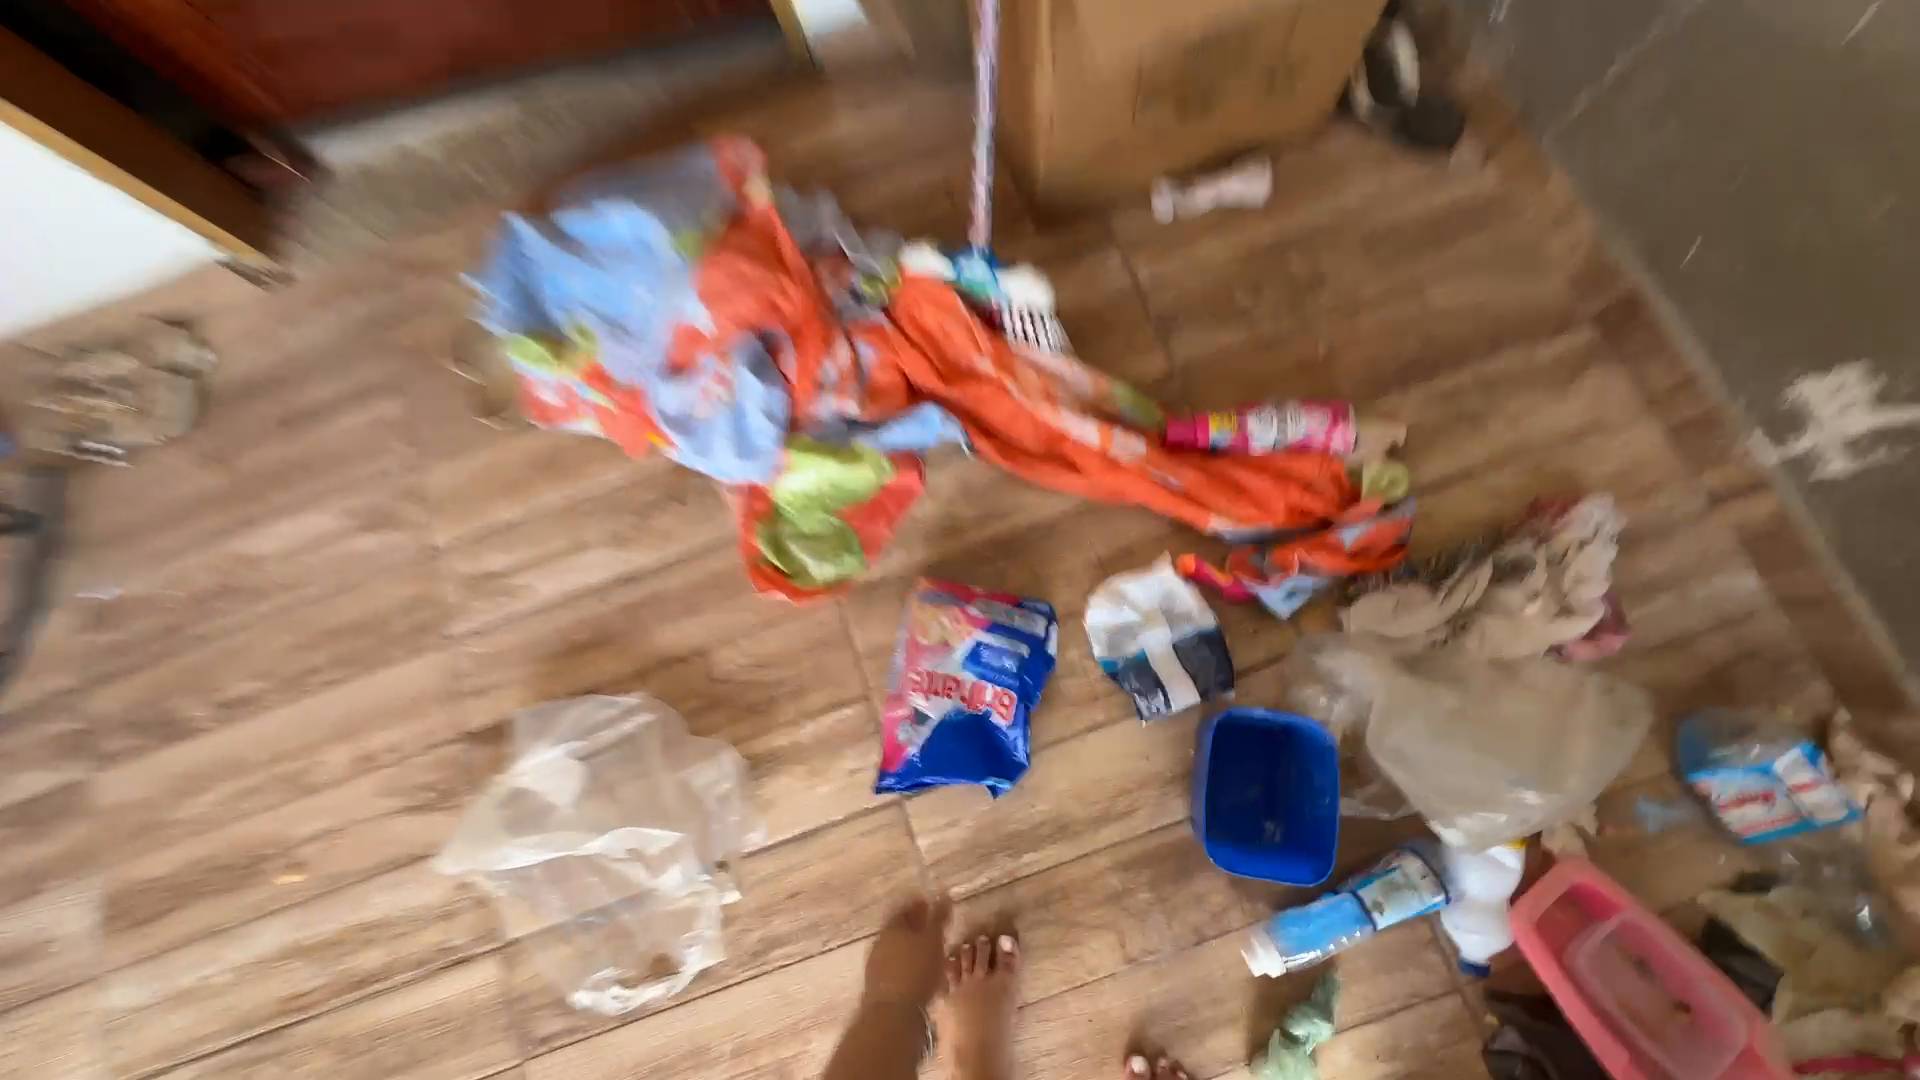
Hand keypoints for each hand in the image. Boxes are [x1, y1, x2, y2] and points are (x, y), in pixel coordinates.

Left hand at [861, 895, 951, 1007]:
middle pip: (899, 929)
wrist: (893, 1014)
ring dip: (911, 950)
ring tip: (928, 955)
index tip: (931, 907)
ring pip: (896, 950)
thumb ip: (938, 917)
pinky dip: (906, 967)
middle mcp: (880, 942)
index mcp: (892, 927)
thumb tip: (943, 894)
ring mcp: (876, 965)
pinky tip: (918, 976)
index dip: (918, 906)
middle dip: (915, 928)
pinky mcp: (877, 987)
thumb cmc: (916, 970)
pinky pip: (895, 969)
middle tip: (932, 931)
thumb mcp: (933, 940)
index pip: (905, 909)